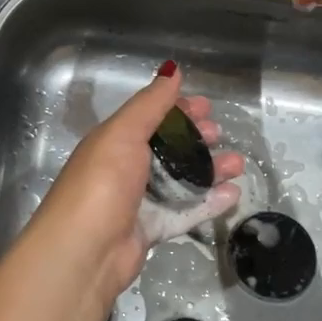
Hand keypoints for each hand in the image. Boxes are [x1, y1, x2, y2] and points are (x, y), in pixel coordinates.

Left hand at [18, 63, 242, 306]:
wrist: (84, 251)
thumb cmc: (102, 183)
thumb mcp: (123, 134)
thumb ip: (150, 105)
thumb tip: (172, 70)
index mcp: (112, 142)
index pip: (149, 119)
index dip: (177, 110)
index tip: (206, 107)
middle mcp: (124, 169)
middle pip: (166, 149)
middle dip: (195, 139)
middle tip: (220, 133)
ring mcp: (138, 202)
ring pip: (179, 181)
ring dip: (209, 170)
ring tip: (237, 163)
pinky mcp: (151, 231)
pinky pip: (185, 212)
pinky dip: (208, 202)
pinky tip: (233, 194)